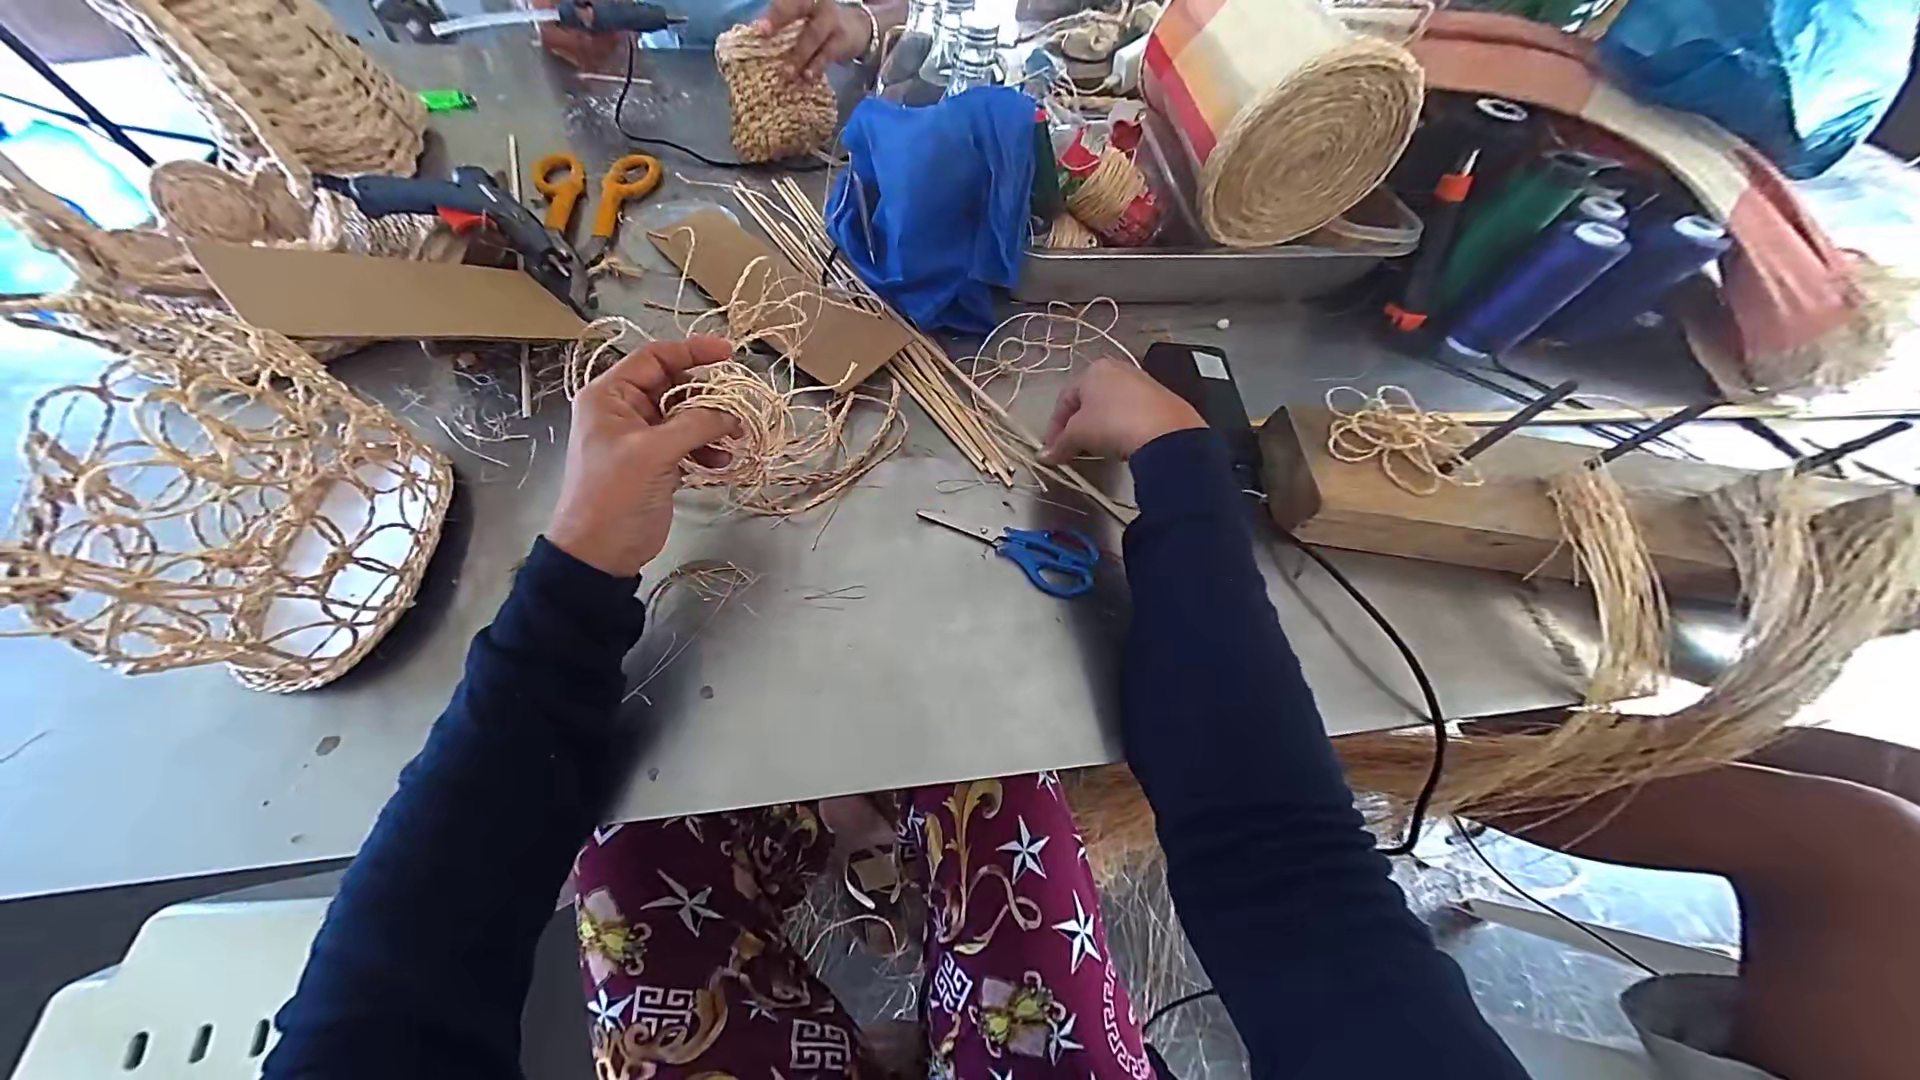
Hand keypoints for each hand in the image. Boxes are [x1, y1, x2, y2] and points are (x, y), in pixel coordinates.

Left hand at [546, 337, 739, 577]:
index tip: (728, 353)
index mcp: (611, 397)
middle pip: (676, 387)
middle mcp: (627, 411)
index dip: (692, 352)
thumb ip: (694, 425)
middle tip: (739, 406)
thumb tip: (732, 414)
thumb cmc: (614, 494)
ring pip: (688, 417)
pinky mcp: (660, 463)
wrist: (601, 550)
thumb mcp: (652, 452)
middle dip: (709, 396)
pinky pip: (691, 444)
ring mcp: (644, 438)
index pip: (655, 359)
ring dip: (714, 425)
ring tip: (734, 439)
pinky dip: (709, 450)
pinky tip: (722, 462)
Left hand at [757, 0, 872, 78]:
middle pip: (797, 7)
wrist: (857, 27)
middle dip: (779, 18)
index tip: (759, 27)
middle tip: (763, 32)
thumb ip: (786, 21)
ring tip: (787, 72)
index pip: (788, 0)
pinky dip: (816, 66)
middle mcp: (818, 2)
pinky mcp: (841, 41)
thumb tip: (759, 36)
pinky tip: (807, 77)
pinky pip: (826, 55)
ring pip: (813, 35)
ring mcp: (831, 20)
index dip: (773, 12)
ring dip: (799, 55)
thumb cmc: (821, 21)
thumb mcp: (805, 13)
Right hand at [1039, 357, 1204, 464]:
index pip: (1065, 400)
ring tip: (1096, 449)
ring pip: (1111, 407)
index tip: (1052, 450)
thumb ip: (1060, 444)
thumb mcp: (1077, 434)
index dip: (1054, 427)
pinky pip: (1131, 414)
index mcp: (1094, 370)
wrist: (1164, 433)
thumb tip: (1046, 456)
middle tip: (1071, 449)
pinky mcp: (1162, 400)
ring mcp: (1143, 383)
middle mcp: (1119, 369)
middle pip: (1089, 401)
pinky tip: (1121, 444)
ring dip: (1099, 428)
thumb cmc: (1111, 423)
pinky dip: (1121, 428)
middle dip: (1077, 427)